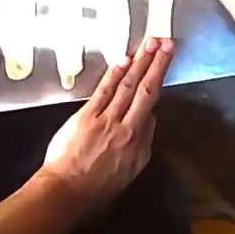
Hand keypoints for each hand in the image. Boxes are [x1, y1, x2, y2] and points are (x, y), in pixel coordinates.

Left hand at [38, 38, 175, 210]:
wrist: (67, 191)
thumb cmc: (97, 186)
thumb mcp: (130, 170)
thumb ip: (142, 142)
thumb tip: (149, 118)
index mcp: (139, 142)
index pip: (151, 105)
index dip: (159, 80)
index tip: (165, 62)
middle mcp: (127, 128)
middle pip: (145, 90)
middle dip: (157, 64)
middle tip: (167, 42)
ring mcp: (107, 120)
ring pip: (128, 86)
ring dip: (140, 62)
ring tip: (150, 44)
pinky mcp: (87, 117)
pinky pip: (105, 91)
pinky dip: (115, 74)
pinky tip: (125, 60)